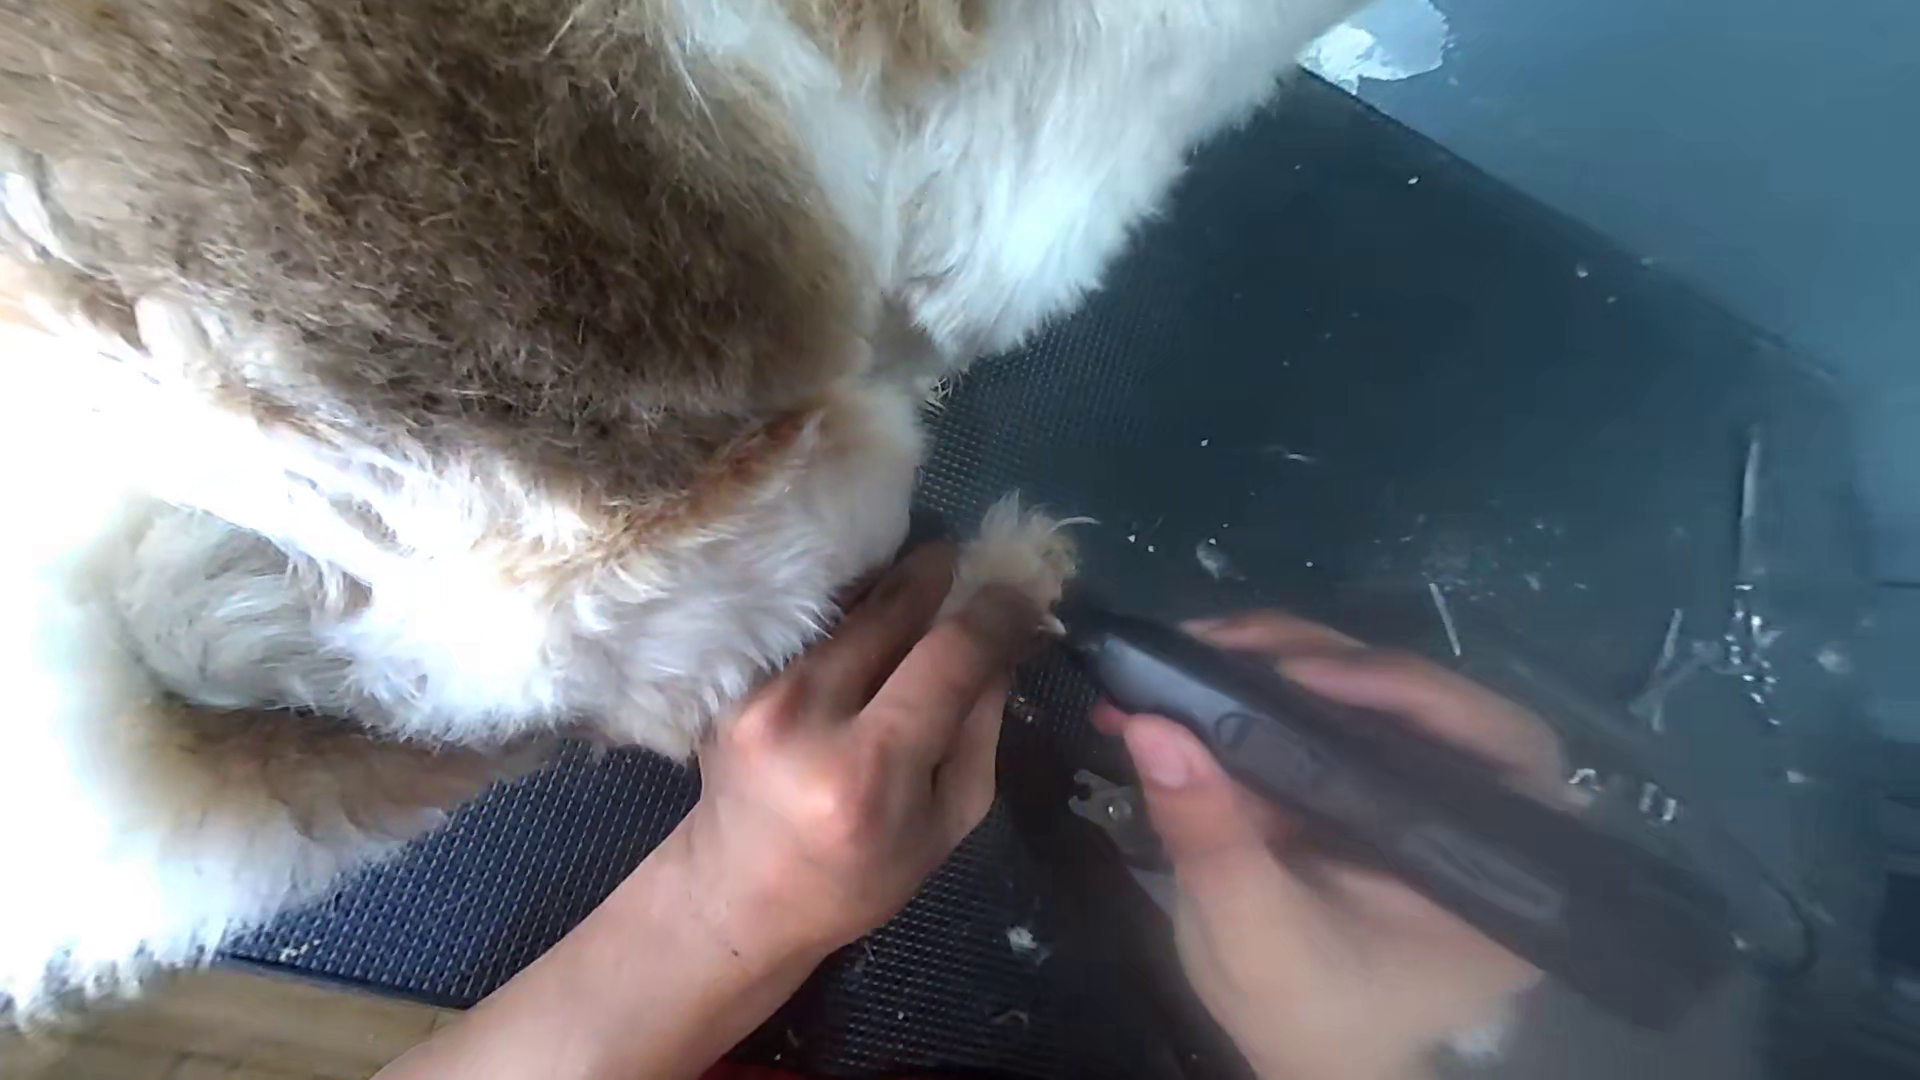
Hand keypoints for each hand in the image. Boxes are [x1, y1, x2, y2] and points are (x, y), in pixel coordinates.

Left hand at [376, 543, 1039, 1079]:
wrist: (728, 903)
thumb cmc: (853, 887)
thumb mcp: (946, 827)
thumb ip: (976, 727)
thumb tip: (1001, 643)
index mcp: (866, 767)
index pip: (953, 651)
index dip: (997, 605)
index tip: (1028, 575)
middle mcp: (807, 708)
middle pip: (899, 603)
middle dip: (951, 572)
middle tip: (986, 556)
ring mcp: (763, 685)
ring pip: (858, 597)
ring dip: (909, 576)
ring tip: (946, 570)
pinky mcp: (740, 676)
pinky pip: (827, 613)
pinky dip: (869, 596)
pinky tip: (890, 598)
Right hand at [1095, 611, 1561, 1079]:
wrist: (1287, 1037)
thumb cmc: (1303, 1011)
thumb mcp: (1253, 936)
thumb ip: (1211, 838)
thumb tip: (1151, 726)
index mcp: (1482, 859)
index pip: (1491, 743)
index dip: (1405, 689)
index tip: (1298, 676)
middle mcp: (1444, 801)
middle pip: (1397, 690)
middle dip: (1301, 652)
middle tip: (1212, 644)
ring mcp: (1379, 776)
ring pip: (1334, 680)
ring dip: (1256, 654)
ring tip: (1181, 650)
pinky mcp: (1325, 765)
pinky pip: (1284, 701)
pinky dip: (1228, 680)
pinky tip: (1171, 678)